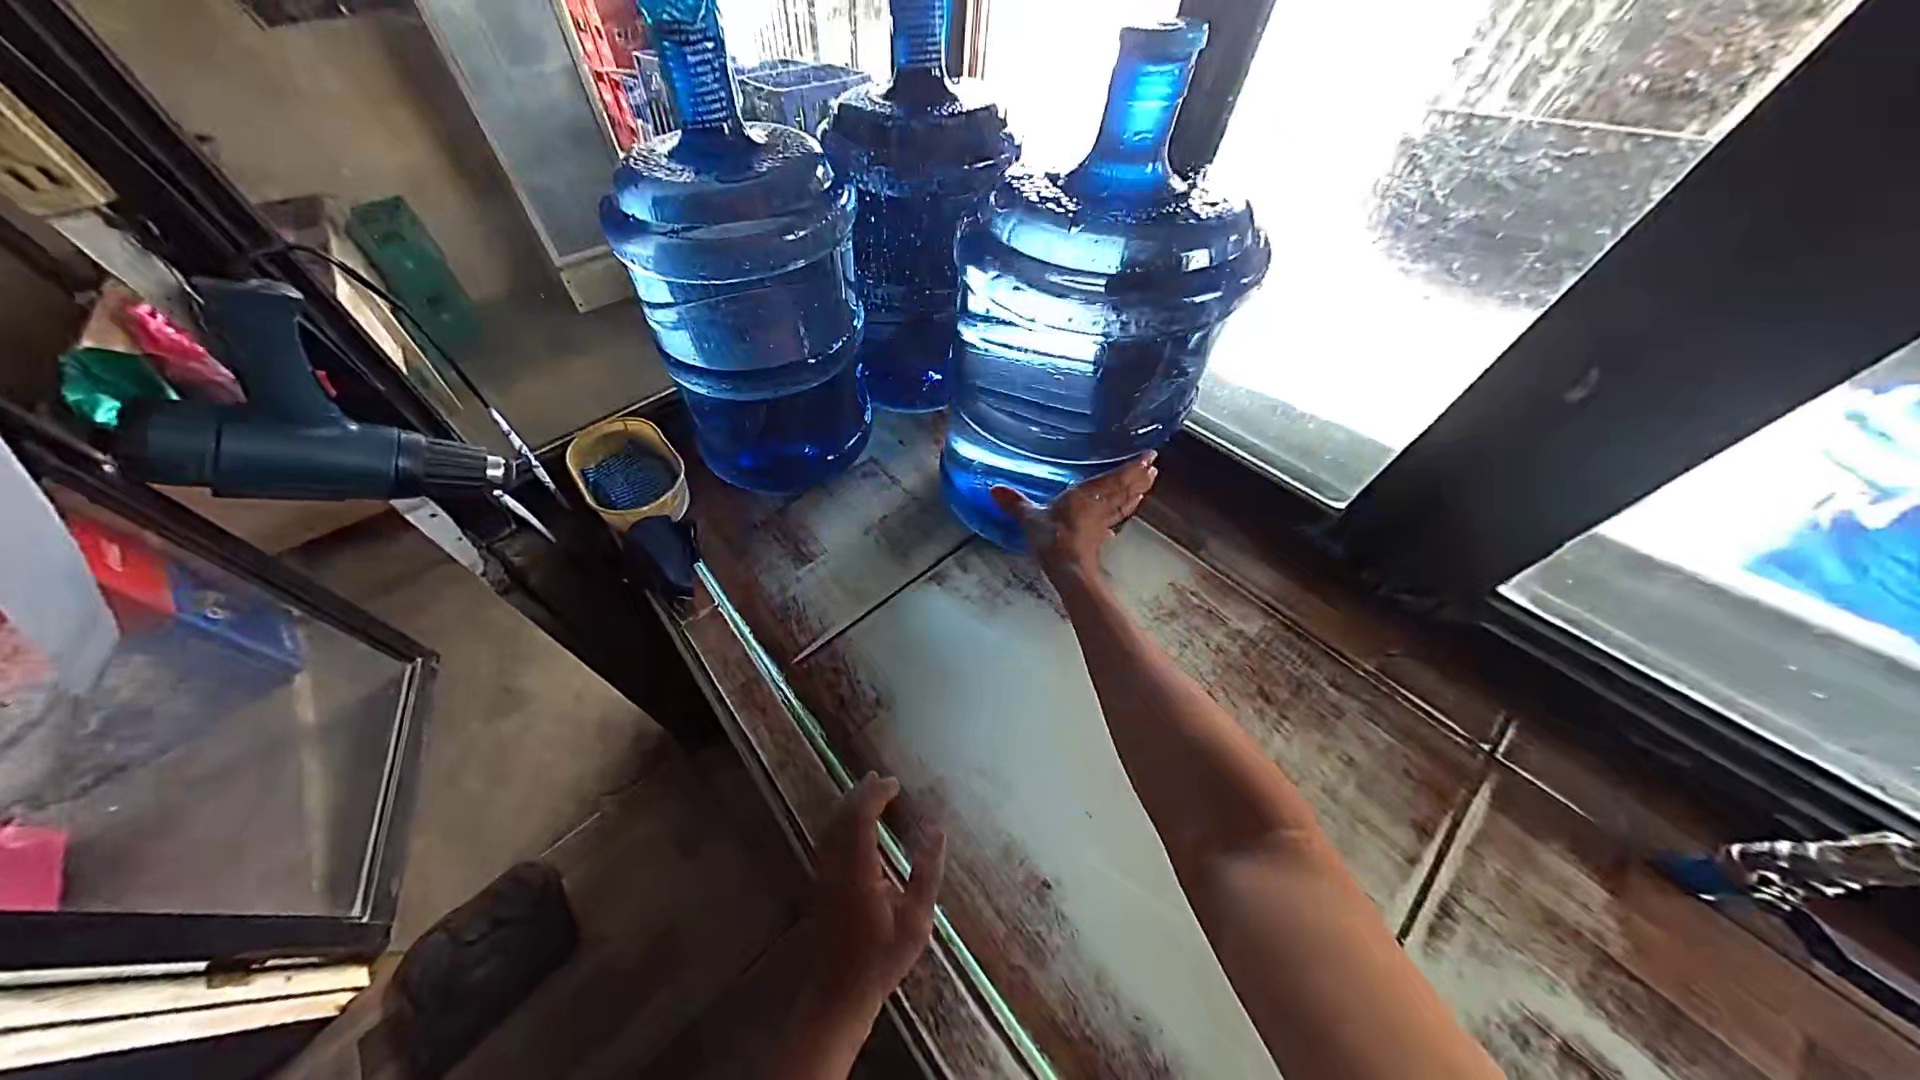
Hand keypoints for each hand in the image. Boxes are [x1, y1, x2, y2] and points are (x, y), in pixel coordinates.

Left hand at [808, 774, 946, 1014]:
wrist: (839, 992)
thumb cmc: (882, 959)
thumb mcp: (917, 922)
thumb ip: (927, 873)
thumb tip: (936, 831)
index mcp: (857, 873)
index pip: (860, 819)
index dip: (875, 795)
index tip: (895, 784)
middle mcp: (834, 867)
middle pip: (842, 815)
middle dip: (862, 792)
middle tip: (884, 779)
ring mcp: (822, 873)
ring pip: (831, 825)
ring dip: (850, 802)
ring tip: (870, 787)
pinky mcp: (819, 881)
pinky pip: (827, 837)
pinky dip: (842, 818)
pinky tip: (854, 817)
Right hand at [991, 452, 1158, 574]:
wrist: (1067, 569)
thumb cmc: (1052, 537)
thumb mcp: (1031, 518)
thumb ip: (1016, 504)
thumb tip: (994, 489)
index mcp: (1086, 495)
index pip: (1114, 478)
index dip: (1132, 468)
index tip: (1149, 457)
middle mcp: (1098, 507)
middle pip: (1123, 491)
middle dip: (1139, 480)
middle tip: (1153, 469)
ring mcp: (1101, 525)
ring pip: (1123, 506)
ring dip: (1136, 495)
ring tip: (1147, 485)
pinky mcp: (1098, 542)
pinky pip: (1112, 525)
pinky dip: (1117, 521)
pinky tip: (1116, 526)